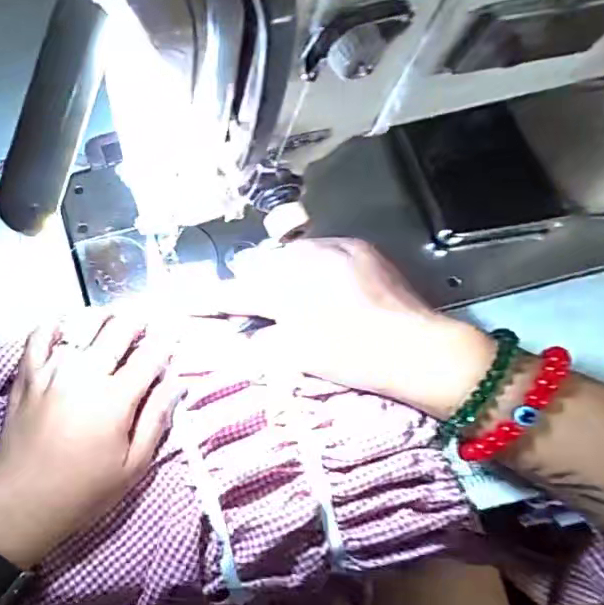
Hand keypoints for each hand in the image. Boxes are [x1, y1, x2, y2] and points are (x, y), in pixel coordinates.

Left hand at [0, 311, 179, 567]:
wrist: (18, 505)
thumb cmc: (83, 493)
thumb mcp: (132, 467)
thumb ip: (155, 420)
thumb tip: (175, 384)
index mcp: (115, 399)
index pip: (150, 356)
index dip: (166, 341)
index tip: (175, 332)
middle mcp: (84, 375)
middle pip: (117, 331)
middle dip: (137, 321)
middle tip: (147, 318)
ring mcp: (51, 372)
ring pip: (81, 328)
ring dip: (102, 320)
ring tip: (113, 320)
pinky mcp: (26, 378)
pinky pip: (37, 339)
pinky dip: (51, 327)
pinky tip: (63, 326)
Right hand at [198, 239, 494, 418]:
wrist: (420, 348)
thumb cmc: (353, 357)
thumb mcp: (297, 356)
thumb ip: (259, 342)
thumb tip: (238, 336)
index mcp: (284, 287)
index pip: (233, 294)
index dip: (205, 300)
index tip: (183, 302)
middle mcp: (304, 257)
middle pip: (261, 267)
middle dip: (251, 286)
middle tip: (253, 310)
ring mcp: (334, 247)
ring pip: (291, 256)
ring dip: (283, 274)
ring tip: (293, 300)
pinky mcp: (360, 248)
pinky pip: (321, 252)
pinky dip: (312, 268)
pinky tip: (325, 289)